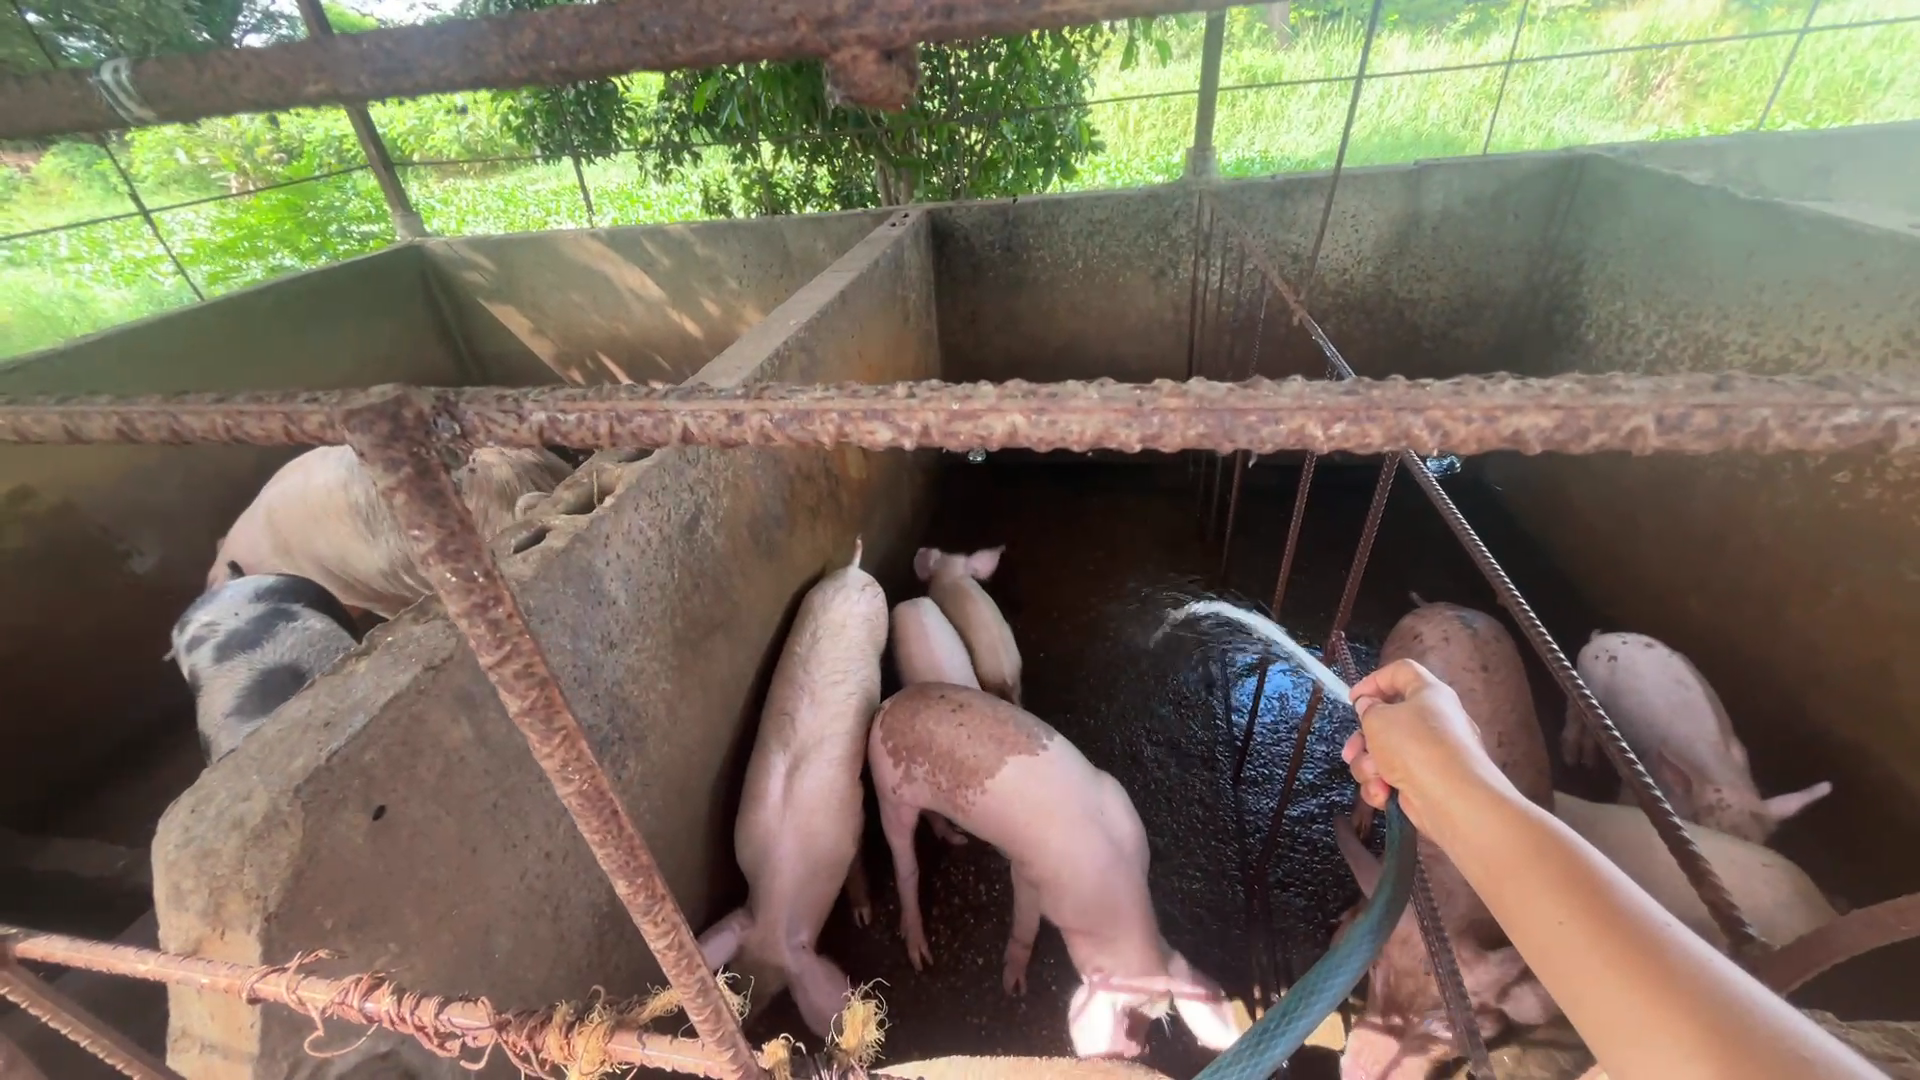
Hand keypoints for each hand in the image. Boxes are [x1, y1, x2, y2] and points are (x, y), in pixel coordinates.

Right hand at [1341, 659, 1514, 836]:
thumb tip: (1370, 708)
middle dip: (1363, 739)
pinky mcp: (1427, 781)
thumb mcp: (1377, 718)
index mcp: (1429, 694)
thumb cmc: (1414, 746)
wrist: (1454, 799)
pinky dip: (1384, 785)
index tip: (1354, 699)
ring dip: (1370, 765)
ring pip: (1385, 752)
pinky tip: (1383, 793)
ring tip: (1373, 775)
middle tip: (1351, 751)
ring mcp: (1431, 754)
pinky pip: (1395, 776)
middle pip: (1388, 719)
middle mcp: (1434, 720)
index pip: (1401, 671)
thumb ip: (1367, 708)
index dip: (1373, 680)